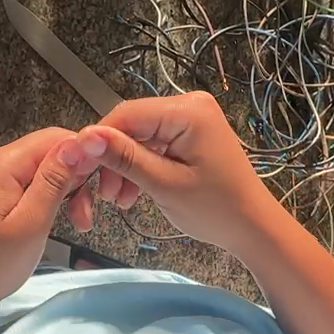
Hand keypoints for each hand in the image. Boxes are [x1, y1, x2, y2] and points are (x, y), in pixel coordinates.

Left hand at [0, 128, 93, 313]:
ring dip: (62, 191)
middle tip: (85, 218)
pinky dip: (43, 198)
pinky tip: (48, 220)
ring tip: (75, 224)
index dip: (85, 157)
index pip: (56, 138)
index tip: (103, 189)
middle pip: (47, 152)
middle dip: (75, 178)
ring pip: (38, 169)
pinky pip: (23, 183)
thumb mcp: (32, 222)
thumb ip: (56, 179)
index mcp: (2, 163)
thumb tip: (82, 142)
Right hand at [76, 92, 284, 254]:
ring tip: (120, 200)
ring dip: (126, 167)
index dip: (99, 140)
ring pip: (140, 137)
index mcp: (189, 111)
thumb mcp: (164, 184)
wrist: (252, 227)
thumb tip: (86, 137)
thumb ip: (125, 158)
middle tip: (105, 195)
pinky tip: (134, 193)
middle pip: (132, 125)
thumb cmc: (217, 209)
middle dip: (114, 159)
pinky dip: (142, 167)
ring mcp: (192, 120)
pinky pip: (155, 145)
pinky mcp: (191, 135)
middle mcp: (191, 106)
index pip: (127, 115)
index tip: (81, 168)